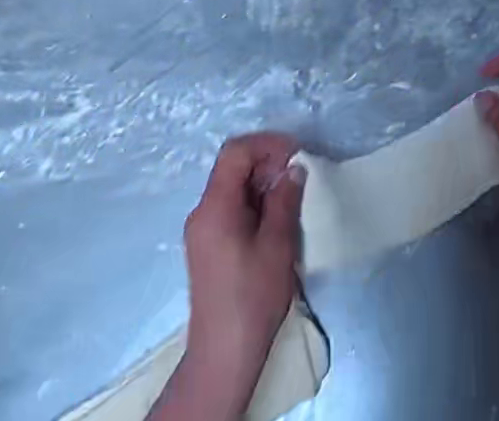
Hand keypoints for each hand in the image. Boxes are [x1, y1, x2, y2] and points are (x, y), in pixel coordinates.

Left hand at [180, 133, 305, 388]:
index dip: (266, 145)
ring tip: (290, 195)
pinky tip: (274, 217)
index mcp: (214, 206)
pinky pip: (228, 207)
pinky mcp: (206, 244)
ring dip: (260, 183)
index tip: (295, 152)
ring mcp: (201, 228)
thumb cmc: (252, 298)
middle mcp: (201, 211)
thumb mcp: (277, 246)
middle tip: (297, 174)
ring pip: (230, 187)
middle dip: (265, 162)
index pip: (235, 153)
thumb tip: (293, 169)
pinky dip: (252, 202)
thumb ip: (284, 201)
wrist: (223, 354)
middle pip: (230, 168)